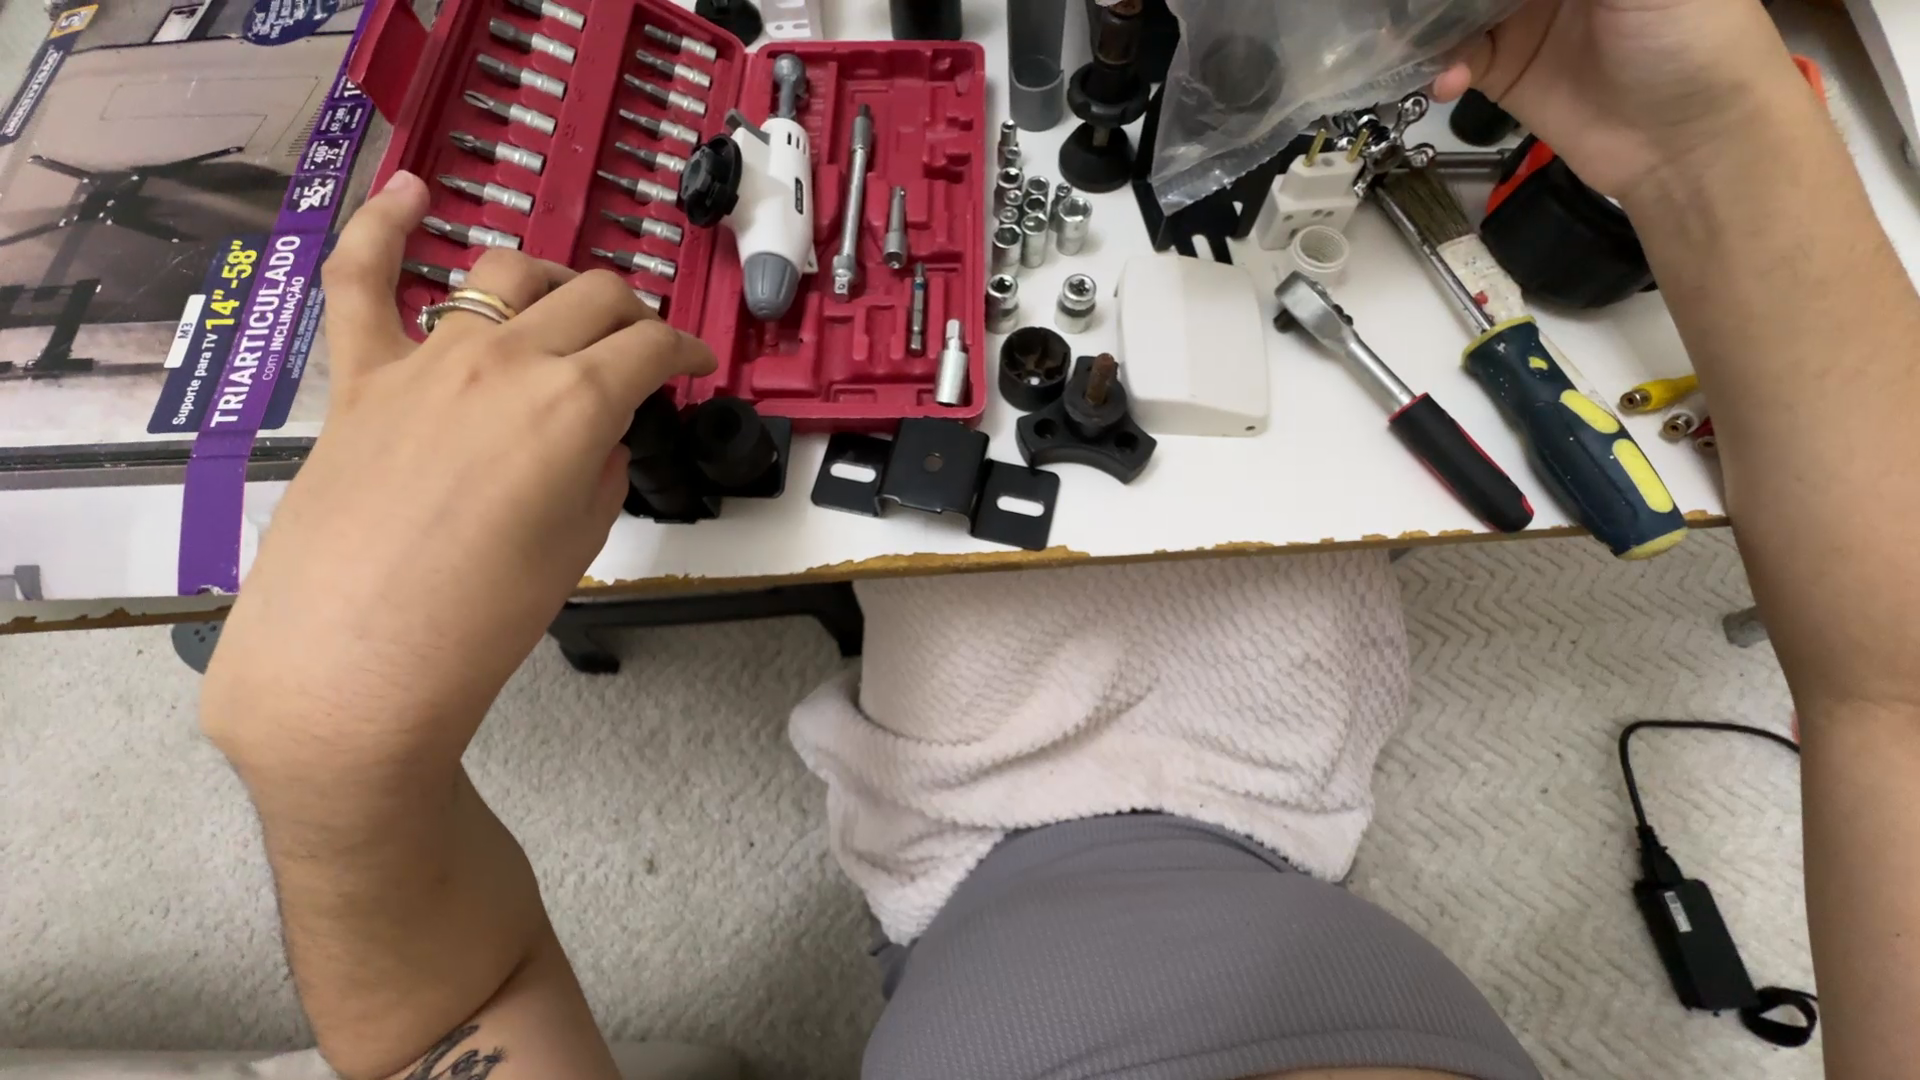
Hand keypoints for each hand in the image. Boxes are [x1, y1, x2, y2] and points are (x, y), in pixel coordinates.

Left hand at [203, 171, 713, 769]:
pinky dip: (383, 227)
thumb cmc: (490, 613)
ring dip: (555, 278)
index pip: (652, 345)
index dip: (688, 347)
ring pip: (506, 274)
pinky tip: (411, 191)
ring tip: (571, 302)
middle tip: (647, 344)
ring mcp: (427, 358)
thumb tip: (598, 435)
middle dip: (636, 314)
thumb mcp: (584, 536)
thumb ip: (602, 466)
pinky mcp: (362, 376)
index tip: (698, 360)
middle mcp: (507, 360)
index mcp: (577, 403)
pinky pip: (360, 280)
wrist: (361, 657)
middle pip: (593, 296)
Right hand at [1432, 0, 1809, 198]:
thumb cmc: (1692, 36)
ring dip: (1436, 26)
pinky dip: (1445, 69)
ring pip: (1462, 11)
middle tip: (1415, 6)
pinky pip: (1458, 61)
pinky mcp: (1503, 72)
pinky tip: (1448, 82)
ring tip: (1414, 40)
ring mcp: (1525, 23)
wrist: (1681, 138)